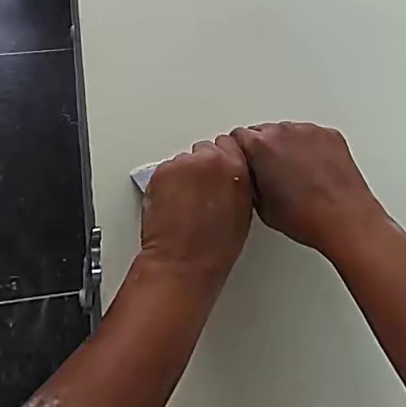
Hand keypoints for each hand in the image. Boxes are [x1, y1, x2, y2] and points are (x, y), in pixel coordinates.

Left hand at [138, 135, 253, 292]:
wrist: (182, 264)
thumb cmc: (214, 248)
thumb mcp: (243, 211)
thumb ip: (238, 183)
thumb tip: (230, 177)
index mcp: (236, 168)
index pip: (229, 143)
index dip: (223, 157)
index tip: (218, 168)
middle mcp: (211, 160)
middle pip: (205, 148)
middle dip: (202, 165)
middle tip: (199, 189)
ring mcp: (184, 164)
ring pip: (185, 159)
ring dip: (184, 174)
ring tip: (184, 201)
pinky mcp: (162, 171)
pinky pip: (167, 170)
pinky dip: (167, 182)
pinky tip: (172, 202)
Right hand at [230, 122, 390, 258]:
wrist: (344, 220)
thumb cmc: (306, 217)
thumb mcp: (261, 206)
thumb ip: (249, 180)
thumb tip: (249, 175)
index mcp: (261, 145)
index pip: (238, 135)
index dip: (241, 152)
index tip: (247, 162)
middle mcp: (283, 131)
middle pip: (263, 131)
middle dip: (264, 148)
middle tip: (272, 172)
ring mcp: (308, 130)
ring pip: (288, 132)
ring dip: (288, 146)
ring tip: (297, 174)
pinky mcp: (329, 134)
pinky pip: (312, 135)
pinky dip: (311, 147)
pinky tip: (315, 170)